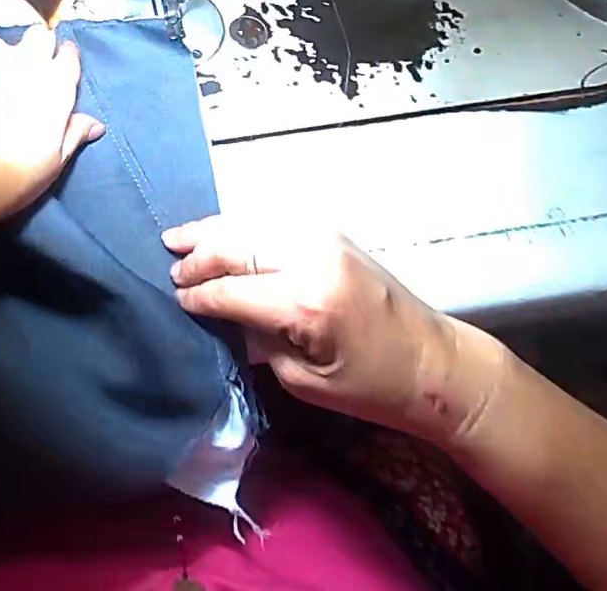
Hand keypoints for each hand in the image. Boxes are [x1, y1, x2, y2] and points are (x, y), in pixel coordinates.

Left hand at [0, 24, 104, 240]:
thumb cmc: (10, 175)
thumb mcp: (52, 163)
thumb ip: (73, 134)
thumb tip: (95, 124)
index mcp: (58, 85)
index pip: (69, 55)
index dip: (64, 60)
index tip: (59, 71)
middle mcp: (28, 61)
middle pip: (39, 37)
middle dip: (36, 48)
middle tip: (26, 75)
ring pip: (2, 45)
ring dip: (1, 59)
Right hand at [165, 217, 509, 446]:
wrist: (436, 362)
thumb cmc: (370, 386)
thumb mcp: (302, 379)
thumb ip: (256, 336)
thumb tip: (219, 310)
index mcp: (305, 302)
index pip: (232, 289)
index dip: (199, 293)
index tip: (175, 296)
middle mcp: (309, 257)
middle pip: (236, 244)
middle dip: (198, 255)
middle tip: (170, 262)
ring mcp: (321, 236)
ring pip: (249, 223)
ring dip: (212, 230)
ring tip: (180, 237)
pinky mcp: (328, 231)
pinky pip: (270, 220)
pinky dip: (240, 225)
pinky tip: (221, 232)